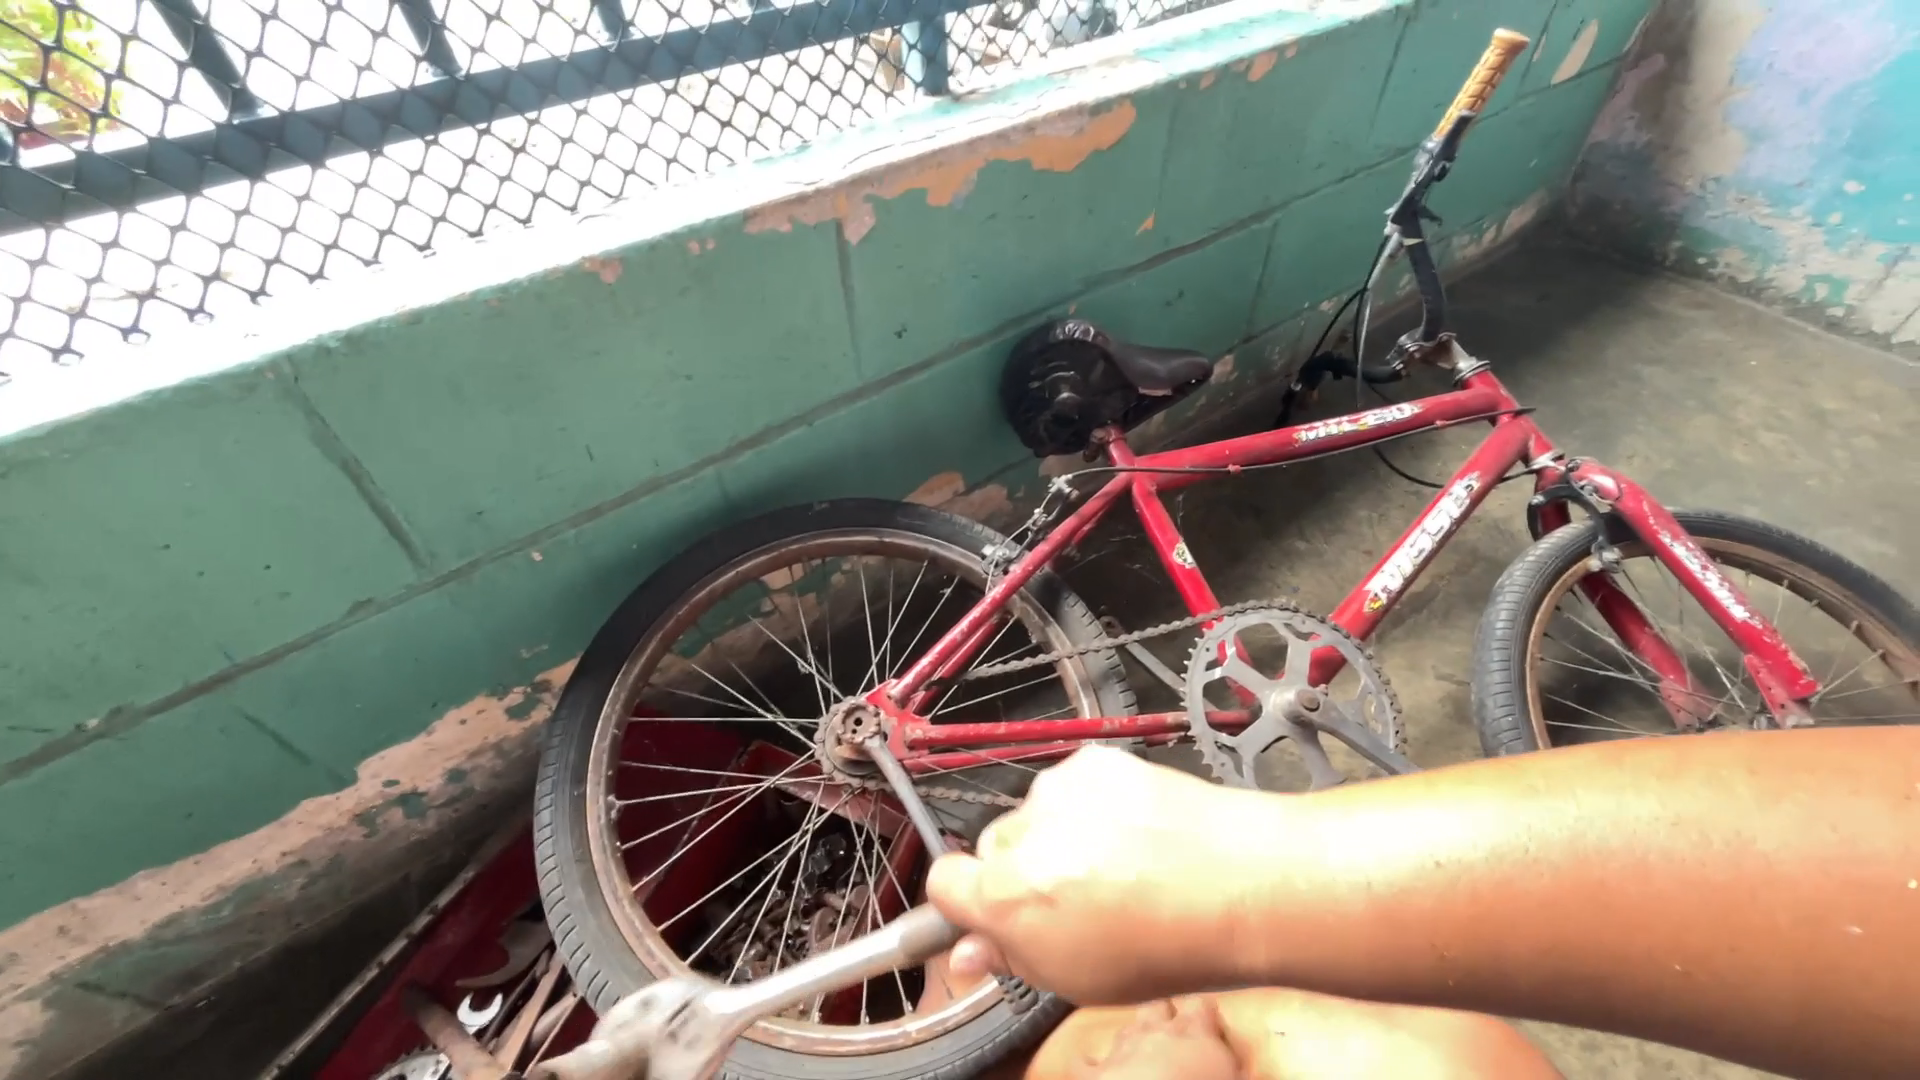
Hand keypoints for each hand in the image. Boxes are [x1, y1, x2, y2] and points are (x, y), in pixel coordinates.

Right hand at [924, 745, 1283, 1004]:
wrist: (1239, 880)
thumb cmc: (1166, 943)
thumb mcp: (1078, 977)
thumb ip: (1011, 957)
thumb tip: (968, 951)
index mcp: (1007, 894)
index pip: (942, 882)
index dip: (963, 899)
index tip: (987, 910)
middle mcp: (1021, 832)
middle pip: (993, 846)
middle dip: (1020, 868)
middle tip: (1074, 893)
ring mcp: (1057, 789)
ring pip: (1036, 814)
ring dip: (1060, 833)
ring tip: (1120, 861)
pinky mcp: (1092, 760)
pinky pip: (1072, 785)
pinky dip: (1092, 804)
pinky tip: (1133, 829)